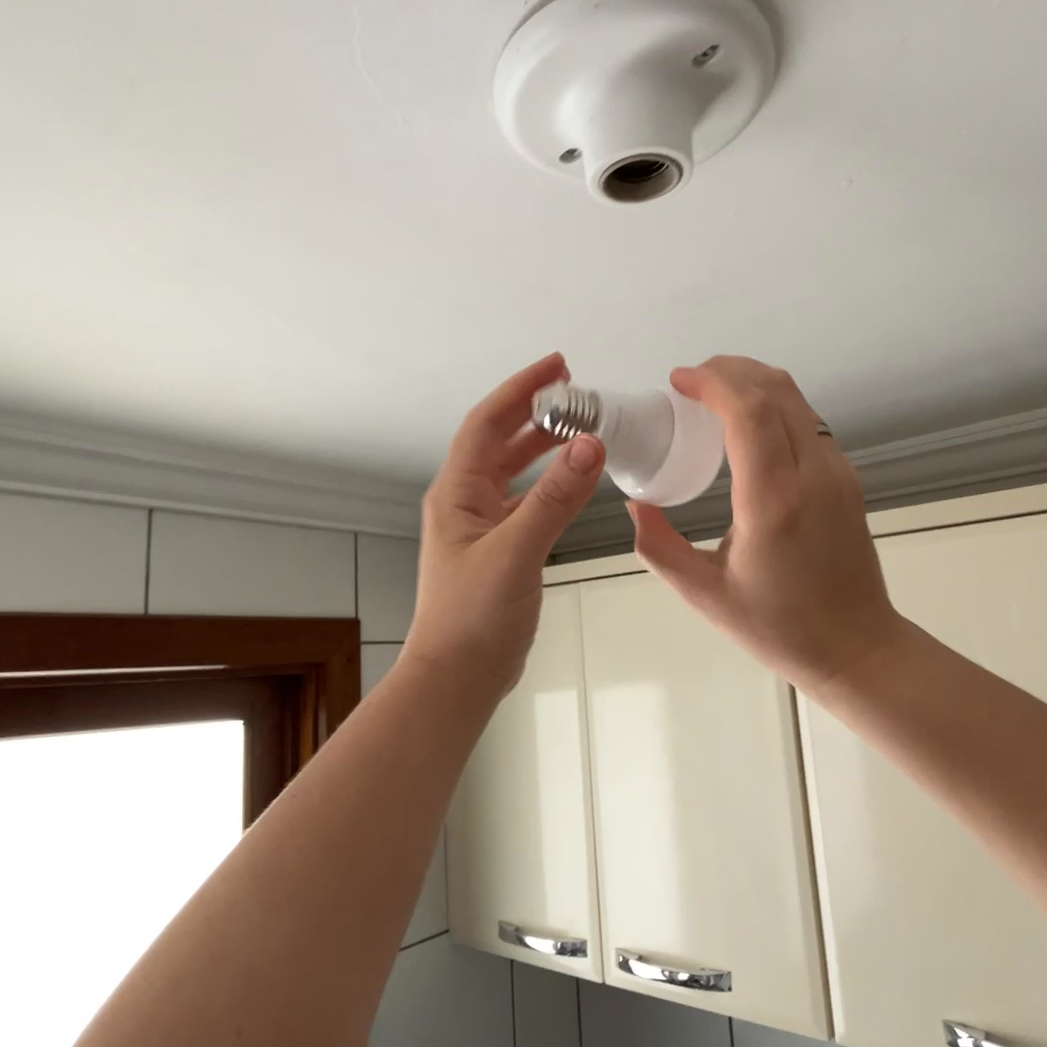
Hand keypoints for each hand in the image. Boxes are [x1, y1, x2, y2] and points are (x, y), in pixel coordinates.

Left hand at [403, 353, 605, 697]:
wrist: (457, 677)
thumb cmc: (472, 618)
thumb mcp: (515, 552)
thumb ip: (554, 499)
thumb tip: (589, 445)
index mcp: (457, 494)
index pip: (487, 424)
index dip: (520, 390)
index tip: (558, 368)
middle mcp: (465, 504)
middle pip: (500, 443)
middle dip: (535, 415)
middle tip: (576, 394)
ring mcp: (481, 529)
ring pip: (514, 474)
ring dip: (543, 449)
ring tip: (580, 430)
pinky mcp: (499, 553)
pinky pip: (526, 504)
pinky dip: (549, 488)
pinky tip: (573, 485)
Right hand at [627, 356, 906, 693]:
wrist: (857, 647)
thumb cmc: (779, 627)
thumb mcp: (704, 594)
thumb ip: (659, 546)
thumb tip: (636, 505)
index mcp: (773, 502)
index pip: (749, 413)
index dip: (712, 383)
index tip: (678, 380)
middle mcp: (812, 475)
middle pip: (775, 391)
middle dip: (728, 371)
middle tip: (688, 381)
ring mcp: (836, 472)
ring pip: (796, 399)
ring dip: (752, 383)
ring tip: (711, 394)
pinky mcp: (845, 477)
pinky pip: (807, 420)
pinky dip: (772, 404)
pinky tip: (745, 424)